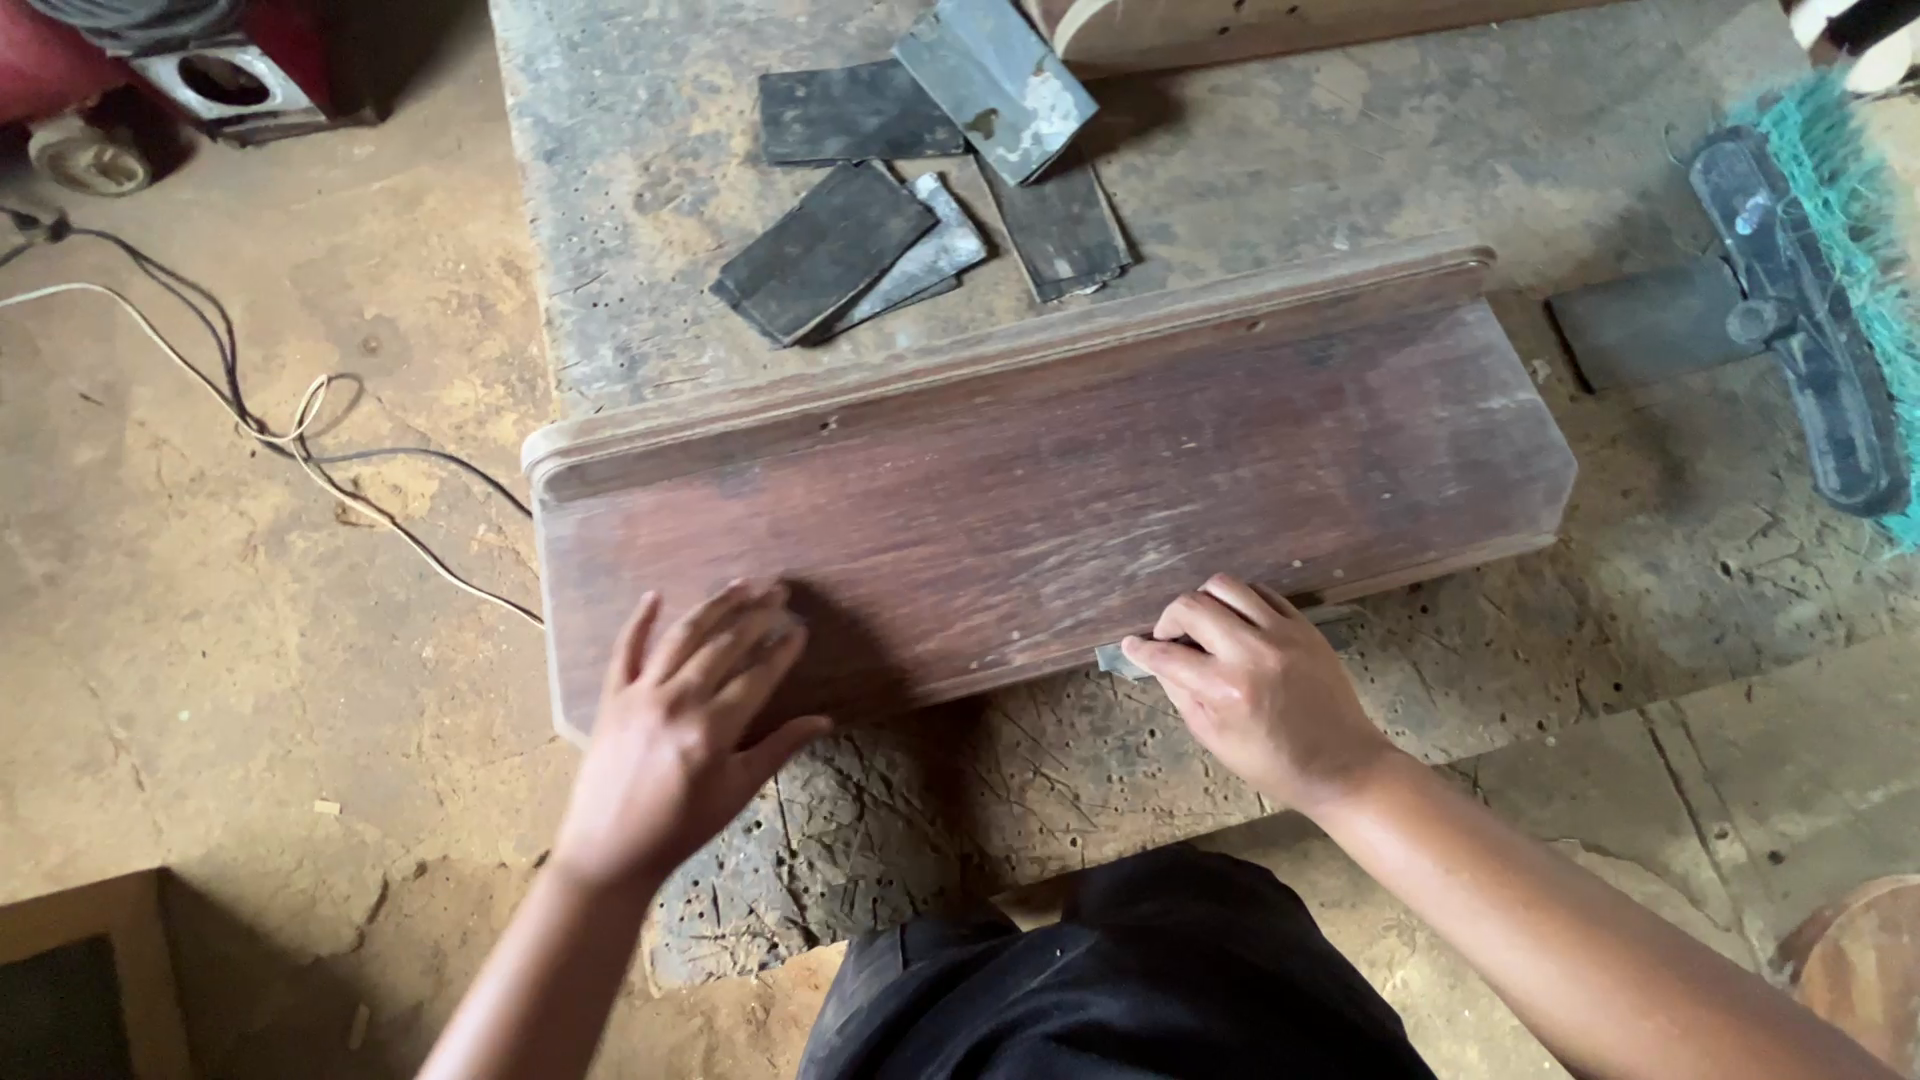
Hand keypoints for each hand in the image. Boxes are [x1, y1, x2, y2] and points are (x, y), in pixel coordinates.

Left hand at [550, 580, 831, 891]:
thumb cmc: (680, 828)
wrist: (606, 855)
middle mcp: (676, 702)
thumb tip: (825, 721)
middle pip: (724, 645)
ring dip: (714, 606)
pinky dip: (639, 621)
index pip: (758, 675)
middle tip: (779, 592)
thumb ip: (780, 748)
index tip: (799, 629)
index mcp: (712, 730)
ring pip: (682, 636)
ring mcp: (639, 696)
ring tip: (741, 585)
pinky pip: (625, 651)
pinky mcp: (611, 699)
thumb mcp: (737, 791)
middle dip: (756, 614)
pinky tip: (655, 595)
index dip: (782, 649)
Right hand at [1121, 574, 1399, 814]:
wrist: (1344, 766)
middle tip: (1171, 640)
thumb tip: (1159, 661)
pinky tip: (1236, 622)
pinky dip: (1238, 602)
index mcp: (1226, 689)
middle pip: (1190, 605)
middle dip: (1169, 620)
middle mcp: (1252, 652)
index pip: (1167, 655)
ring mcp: (1282, 634)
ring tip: (1205, 625)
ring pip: (1224, 586)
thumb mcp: (1214, 739)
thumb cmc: (1273, 764)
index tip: (1131, 646)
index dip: (1141, 650)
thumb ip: (1181, 693)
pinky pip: (1260, 593)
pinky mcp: (1304, 627)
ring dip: (1203, 602)